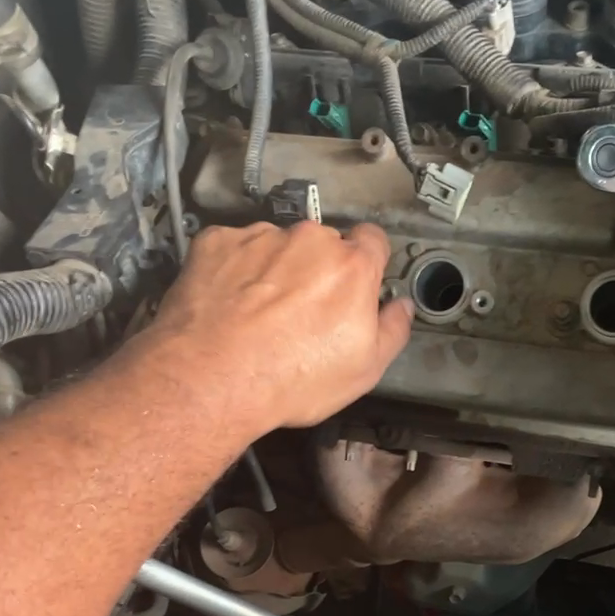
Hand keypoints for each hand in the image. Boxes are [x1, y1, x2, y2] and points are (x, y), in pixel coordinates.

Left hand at [122, 221, 412, 432]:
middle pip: (323, 244)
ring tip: (262, 314)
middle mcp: (308, 240)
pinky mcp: (216, 242)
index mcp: (352, 267)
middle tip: (306, 313)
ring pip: (278, 245)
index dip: (369, 263)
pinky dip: (237, 270)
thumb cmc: (293, 379)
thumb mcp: (365, 370)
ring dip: (277, 269)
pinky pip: (236, 248)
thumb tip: (402, 308)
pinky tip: (233, 305)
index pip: (373, 240)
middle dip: (319, 270)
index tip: (358, 286)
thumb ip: (392, 331)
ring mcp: (259, 237)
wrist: (213, 379)